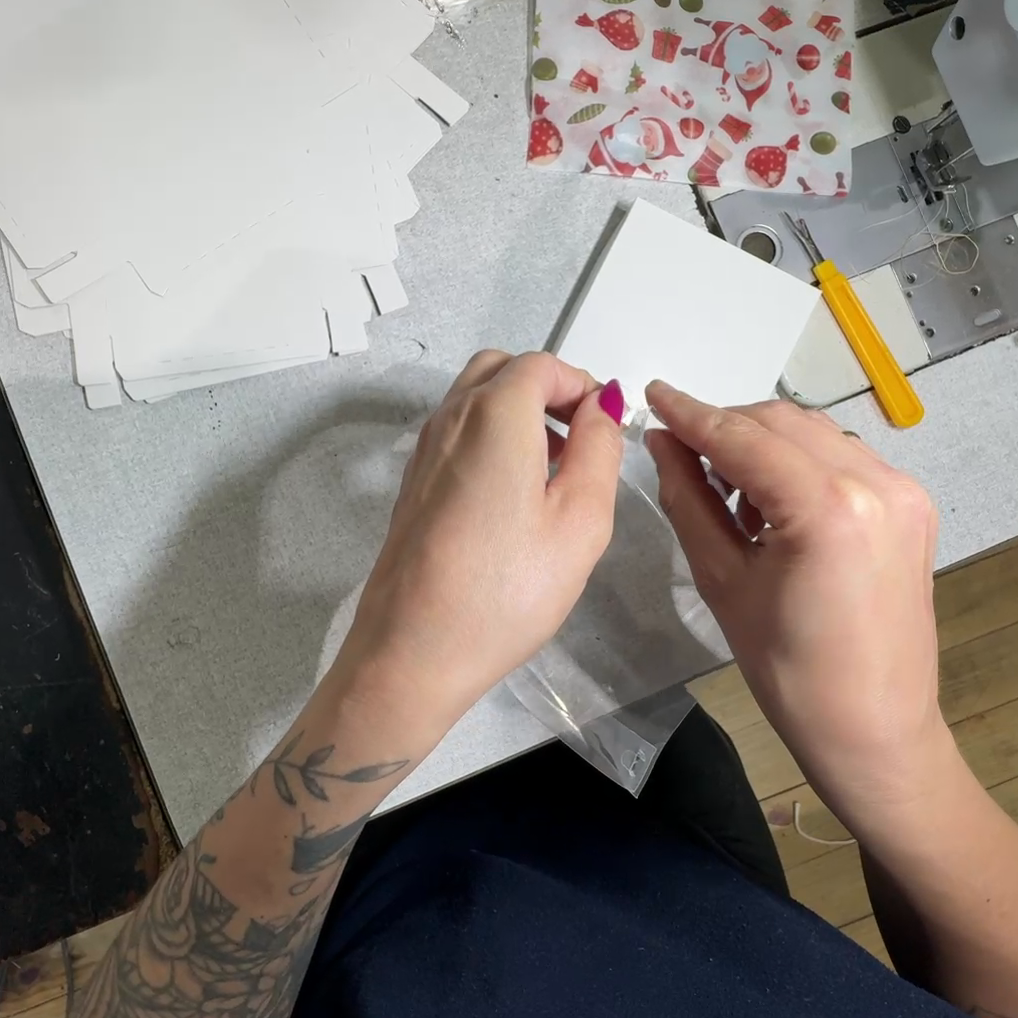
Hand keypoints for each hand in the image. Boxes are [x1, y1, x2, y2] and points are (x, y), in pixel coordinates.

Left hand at [330, 352, 626, 732]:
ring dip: (518, 413)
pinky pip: (456, 434)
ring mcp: (423, 451)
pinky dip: (490, 438)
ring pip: (473, 400)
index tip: (607, 426)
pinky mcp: (411, 484)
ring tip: (553, 471)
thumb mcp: (580, 521)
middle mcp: (449, 419)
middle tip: (581, 439)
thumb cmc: (505, 592)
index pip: (541, 366)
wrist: (411, 651)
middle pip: (501, 370)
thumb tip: (602, 406)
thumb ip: (600, 450)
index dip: (581, 384)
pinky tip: (512, 496)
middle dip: (547, 390)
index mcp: (493, 415)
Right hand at [644, 382, 948, 815]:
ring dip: (760, 441)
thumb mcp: (722, 579)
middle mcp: (876, 483)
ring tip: (723, 485)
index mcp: (827, 508)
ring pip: (812, 432)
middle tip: (679, 449)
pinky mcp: (911, 504)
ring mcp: (903, 490)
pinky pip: (840, 456)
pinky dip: (796, 461)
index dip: (691, 414)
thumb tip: (662, 443)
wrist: (873, 727)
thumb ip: (689, 498)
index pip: (743, 438)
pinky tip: (770, 500)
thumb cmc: (786, 668)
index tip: (652, 393)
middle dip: (724, 425)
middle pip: (780, 421)